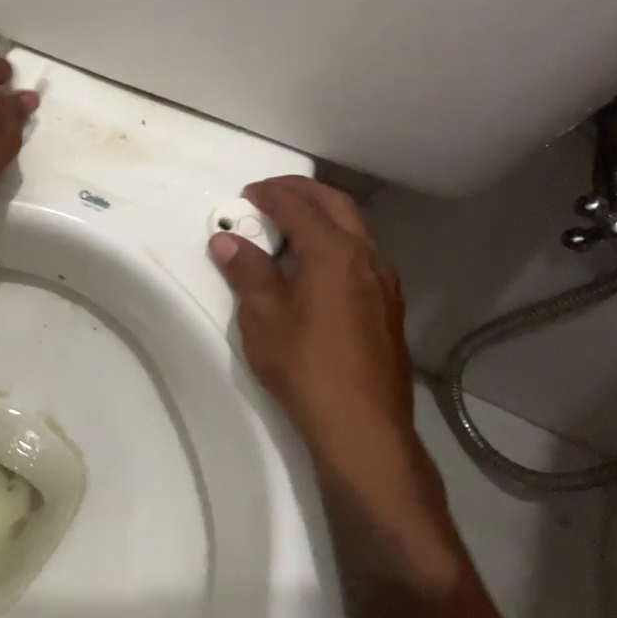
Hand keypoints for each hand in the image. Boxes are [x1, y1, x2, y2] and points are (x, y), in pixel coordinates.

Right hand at [208, 176, 412, 452]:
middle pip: (337, 206)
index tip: (247, 193)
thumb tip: (228, 240)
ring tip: (290, 225)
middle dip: (303, 192)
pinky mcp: (388, 308)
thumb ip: (248, 271)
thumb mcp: (262, 316)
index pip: (299, 207)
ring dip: (323, 216)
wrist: (361, 425)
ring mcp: (384, 283)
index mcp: (334, 252)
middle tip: (270, 193)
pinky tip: (317, 265)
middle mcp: (367, 257)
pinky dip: (337, 242)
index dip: (271, 195)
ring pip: (356, 230)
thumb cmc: (304, 365)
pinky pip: (362, 255)